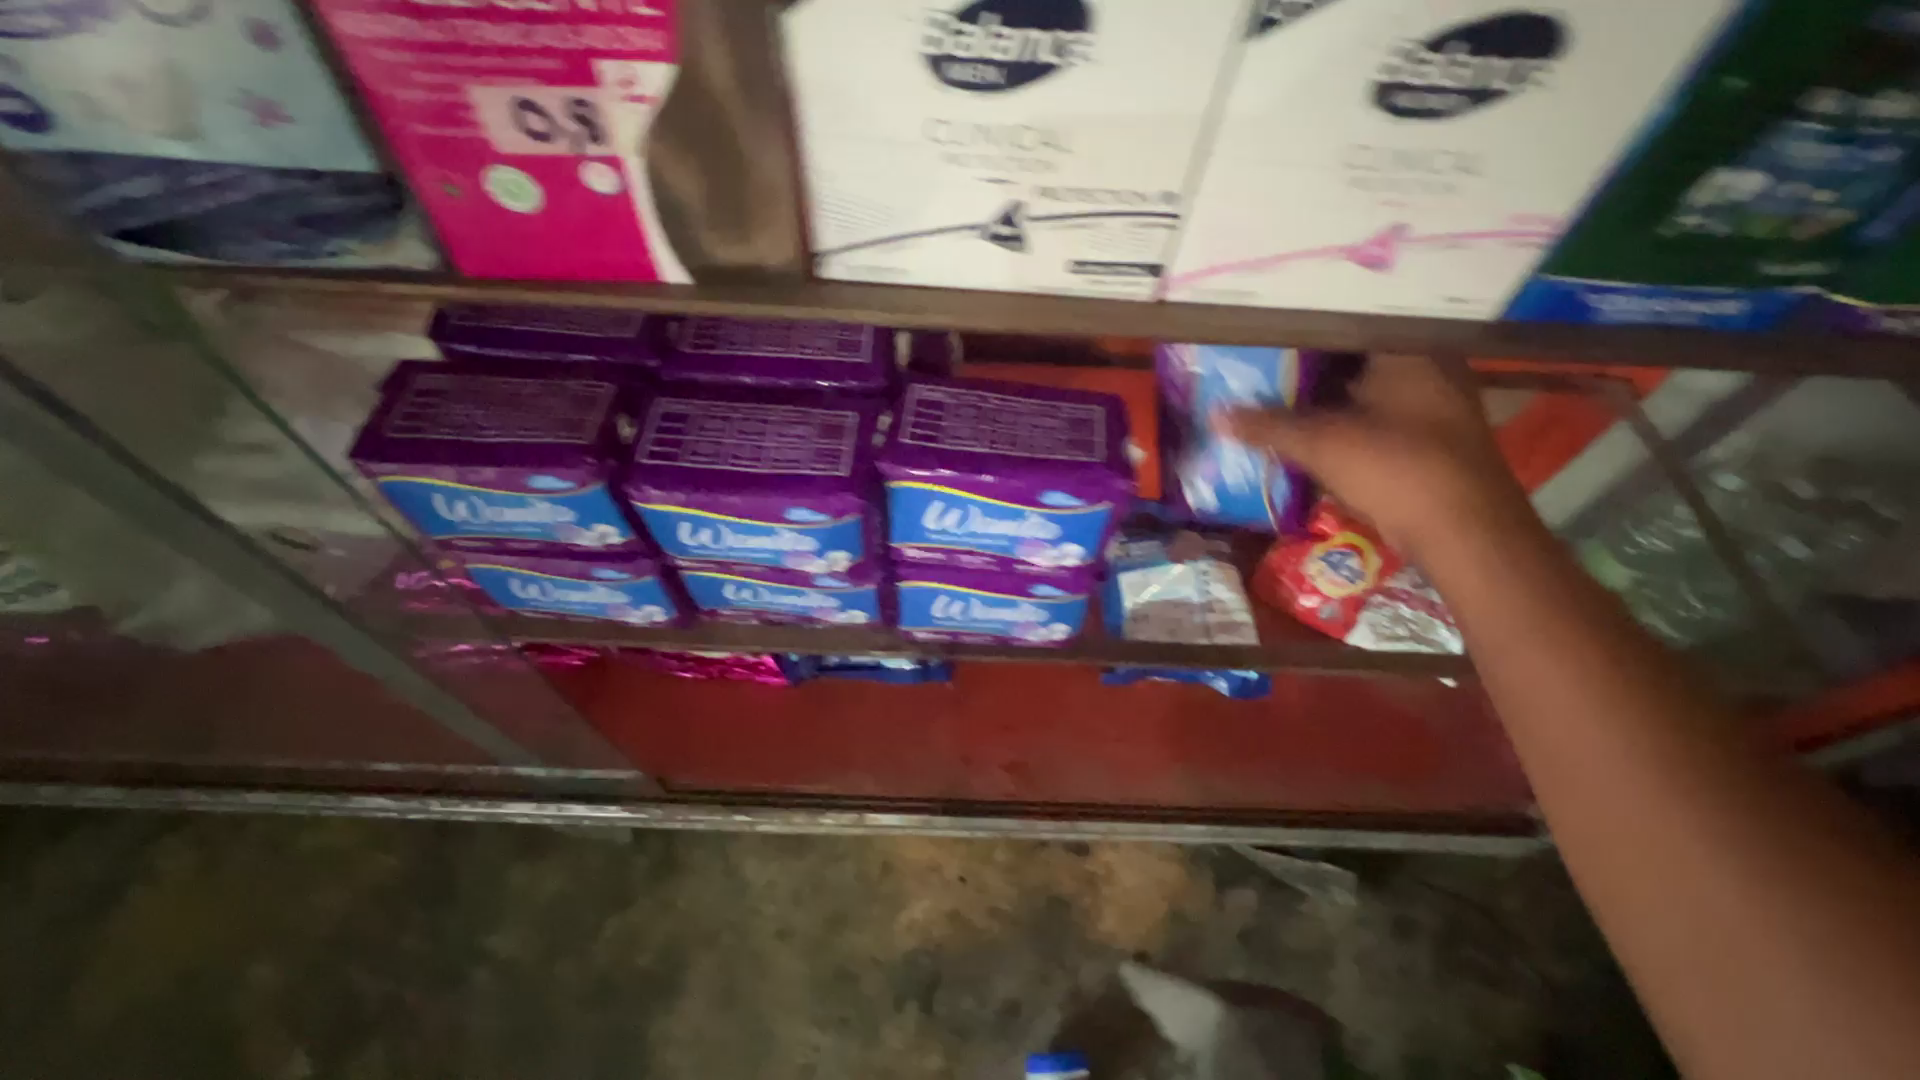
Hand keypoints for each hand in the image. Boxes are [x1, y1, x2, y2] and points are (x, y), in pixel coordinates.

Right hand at [1213, 355, 1533, 555]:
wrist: (1464, 531)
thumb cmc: (1395, 468)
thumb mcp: (1321, 444)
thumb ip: (1268, 425)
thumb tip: (1217, 415)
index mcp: (1407, 348)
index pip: (1343, 323)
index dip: (1300, 333)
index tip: (1263, 340)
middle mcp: (1430, 365)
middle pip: (1356, 357)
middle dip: (1310, 369)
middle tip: (1262, 371)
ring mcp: (1437, 403)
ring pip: (1368, 390)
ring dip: (1328, 400)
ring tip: (1278, 400)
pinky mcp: (1435, 439)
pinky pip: (1381, 418)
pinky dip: (1348, 423)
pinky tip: (1315, 434)